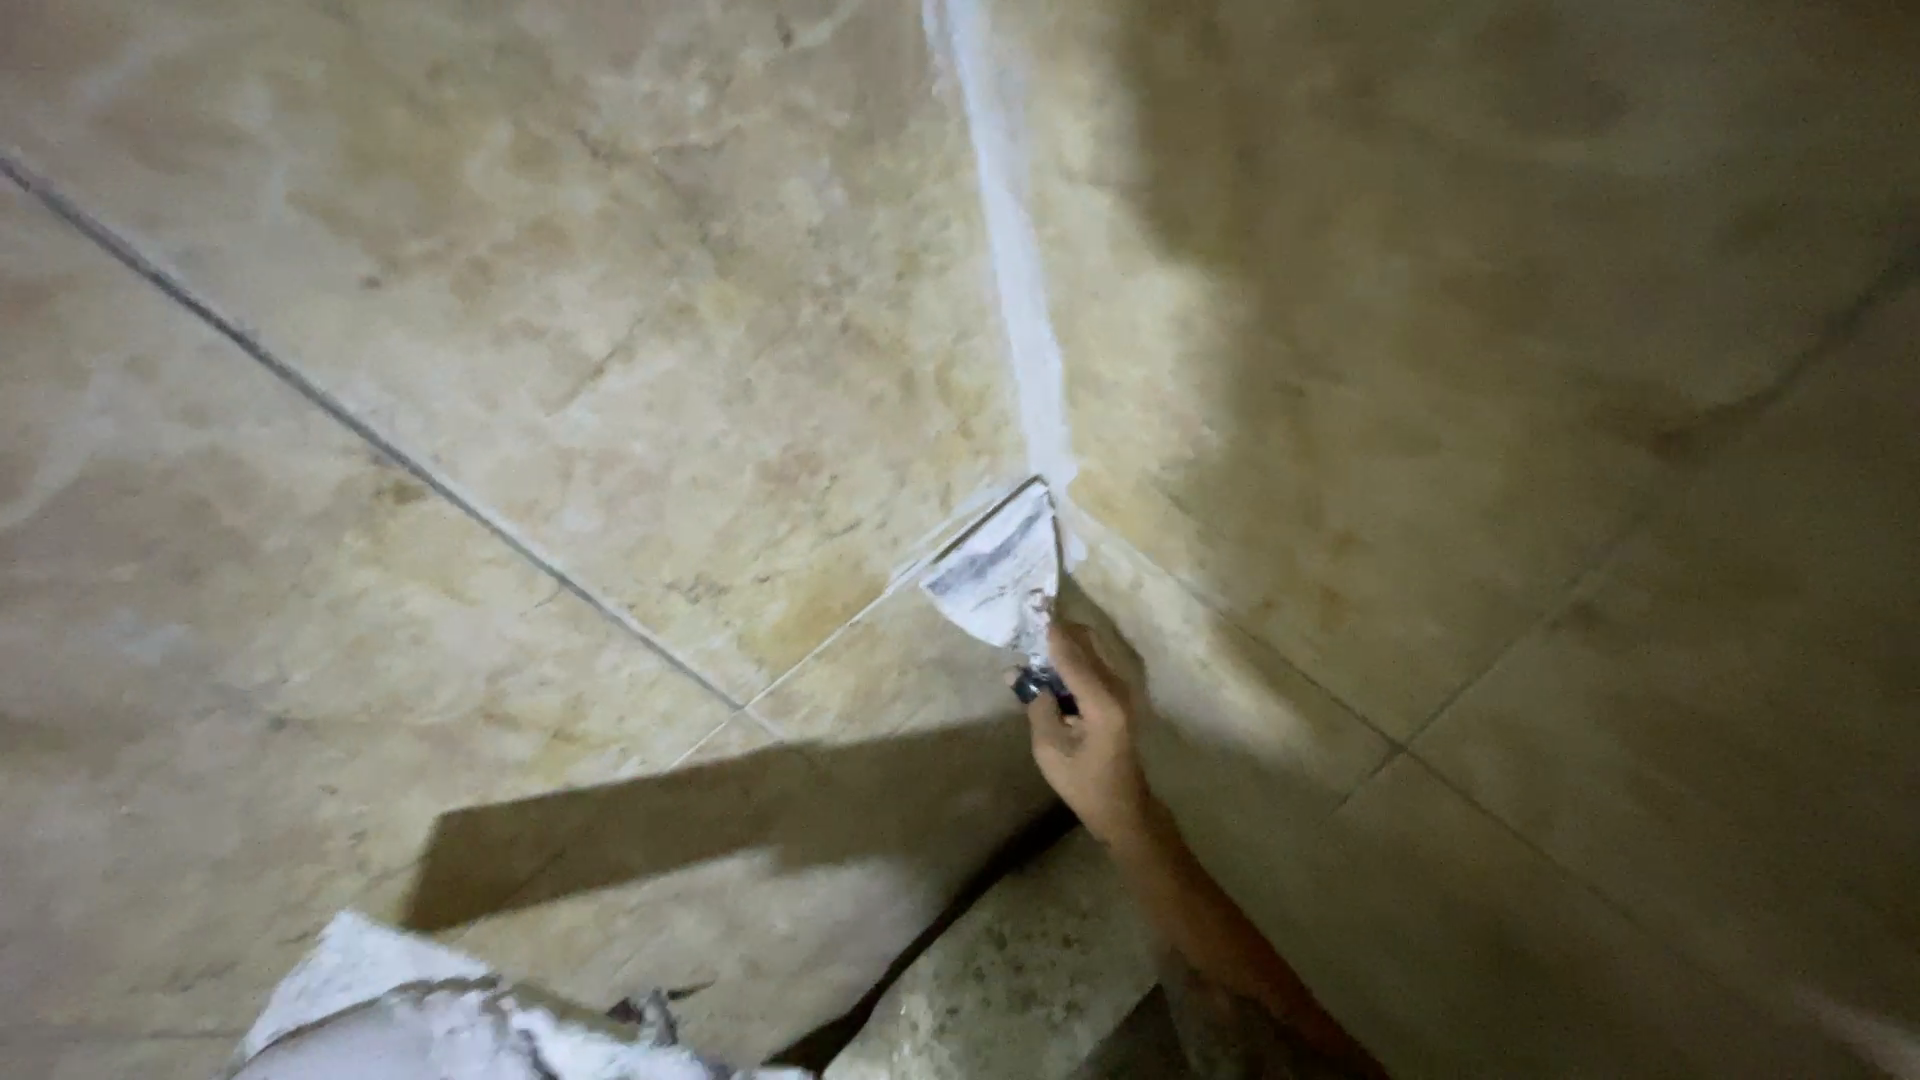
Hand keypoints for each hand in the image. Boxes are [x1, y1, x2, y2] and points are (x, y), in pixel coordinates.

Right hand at [1022, 621, 1154, 844]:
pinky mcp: (1122, 693)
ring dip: (1067, 642)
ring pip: (1094, 647)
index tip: (1028, 611)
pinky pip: (1096, 661)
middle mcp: (1119, 687)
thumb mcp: (1049, 747)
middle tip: (1027, 629)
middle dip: (1058, 631)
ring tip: (1035, 646)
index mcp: (1102, 702)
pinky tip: (1052, 666)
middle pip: (1088, 641)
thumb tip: (1016, 671)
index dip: (1049, 633)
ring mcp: (1125, 688)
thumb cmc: (1083, 782)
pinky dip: (1075, 656)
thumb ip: (1036, 704)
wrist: (1122, 805)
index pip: (1072, 655)